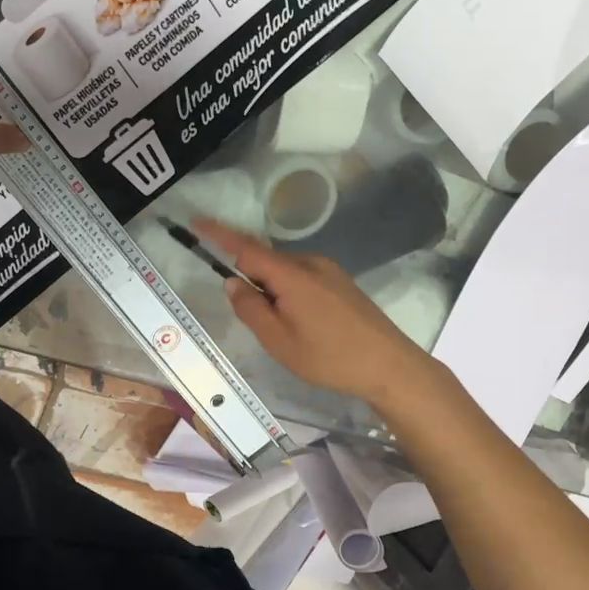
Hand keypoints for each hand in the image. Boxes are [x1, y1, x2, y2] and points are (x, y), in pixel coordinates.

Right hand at [193, 219, 443, 408]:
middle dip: (251, 283)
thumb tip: (232, 282)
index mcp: (292, 275)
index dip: (219, 234)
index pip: (245, 248)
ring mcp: (330, 272)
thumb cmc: (330, 357)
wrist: (393, 368)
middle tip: (258, 324)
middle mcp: (311, 264)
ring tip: (286, 332)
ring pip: (284, 273)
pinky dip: (289, 294)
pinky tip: (303, 326)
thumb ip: (250, 309)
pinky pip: (301, 279)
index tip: (196, 221)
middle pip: (265, 262)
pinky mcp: (341, 284)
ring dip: (272, 292)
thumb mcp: (279, 341)